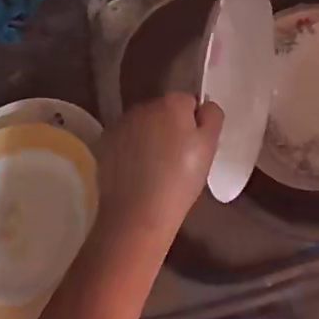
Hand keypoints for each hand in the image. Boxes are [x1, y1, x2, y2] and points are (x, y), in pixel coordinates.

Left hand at [95, 93, 223, 243]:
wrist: (138, 214)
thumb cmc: (181, 180)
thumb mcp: (210, 147)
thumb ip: (212, 116)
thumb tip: (204, 107)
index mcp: (172, 103)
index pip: (190, 103)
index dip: (195, 125)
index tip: (195, 148)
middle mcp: (143, 106)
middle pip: (165, 111)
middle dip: (172, 128)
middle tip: (180, 160)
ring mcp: (121, 124)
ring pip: (145, 124)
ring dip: (152, 137)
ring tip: (157, 168)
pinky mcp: (105, 143)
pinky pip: (127, 139)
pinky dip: (133, 149)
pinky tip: (138, 172)